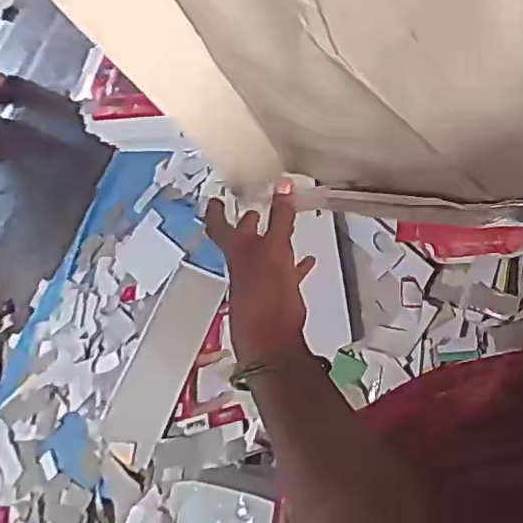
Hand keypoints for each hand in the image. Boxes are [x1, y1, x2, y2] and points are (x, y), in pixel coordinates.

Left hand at [203, 181, 316, 369]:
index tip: (216, 199)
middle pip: (242, 240)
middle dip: (247, 224)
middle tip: (253, 210)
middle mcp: (244, 265)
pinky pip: (284, 273)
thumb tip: (282, 185)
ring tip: (284, 230)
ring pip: (263, 255)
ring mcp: (259, 281)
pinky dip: (294, 265)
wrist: (273, 337)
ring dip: (272, 242)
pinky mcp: (276, 294)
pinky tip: (306, 261)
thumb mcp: (276, 248)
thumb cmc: (266, 295)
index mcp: (239, 252)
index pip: (221, 226)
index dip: (217, 211)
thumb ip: (281, 217)